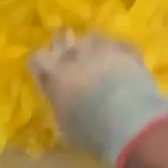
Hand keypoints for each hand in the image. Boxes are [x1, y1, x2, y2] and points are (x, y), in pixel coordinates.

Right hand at [30, 32, 167, 167]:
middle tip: (72, 65)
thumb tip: (61, 99)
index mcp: (53, 73)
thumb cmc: (90, 130)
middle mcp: (73, 54)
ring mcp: (101, 47)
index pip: (37, 58)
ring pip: (91, 38)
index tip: (47, 75)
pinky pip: (117, 45)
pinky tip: (123, 67)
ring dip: (92, 49)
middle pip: (62, 37)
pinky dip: (117, 53)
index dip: (42, 66)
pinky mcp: (126, 48)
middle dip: (65, 47)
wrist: (131, 122)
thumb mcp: (64, 122)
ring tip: (101, 65)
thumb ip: (59, 102)